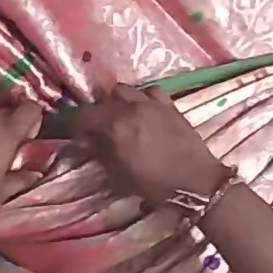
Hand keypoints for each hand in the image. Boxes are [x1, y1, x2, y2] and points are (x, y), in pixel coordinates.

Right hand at [75, 84, 229, 202]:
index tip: (80, 136)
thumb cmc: (154, 183)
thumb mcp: (119, 174)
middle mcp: (131, 108)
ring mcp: (151, 103)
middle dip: (98, 110)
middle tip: (99, 126)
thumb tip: (88, 139)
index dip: (77, 124)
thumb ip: (100, 152)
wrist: (195, 180)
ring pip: (126, 89)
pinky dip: (142, 97)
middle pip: (104, 98)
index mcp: (115, 125)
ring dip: (118, 100)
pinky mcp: (169, 105)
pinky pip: (150, 91)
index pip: (85, 114)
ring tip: (121, 115)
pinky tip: (144, 109)